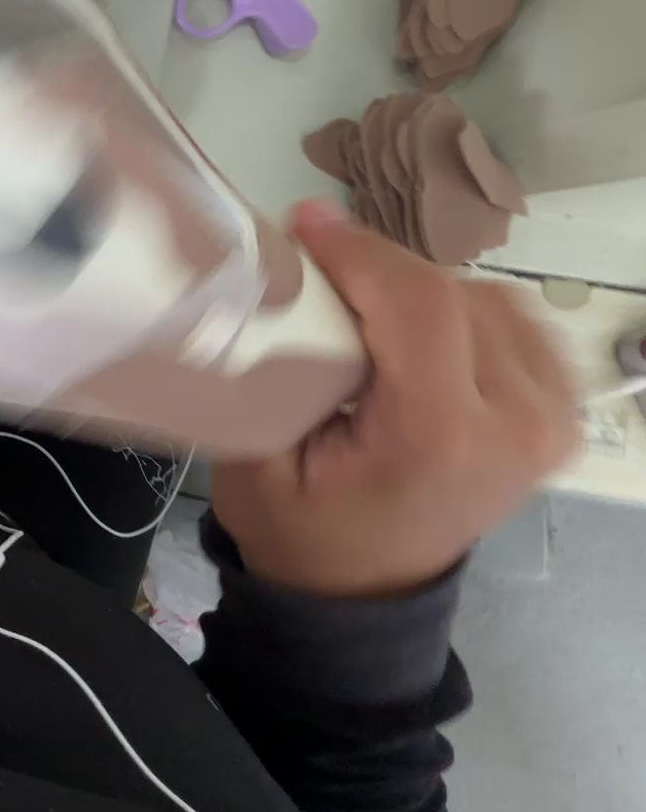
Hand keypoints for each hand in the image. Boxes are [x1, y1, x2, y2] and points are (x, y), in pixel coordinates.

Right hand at [212, 199, 577, 597]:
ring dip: (419, 284)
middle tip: (312, 264)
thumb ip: (271, 381)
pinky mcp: (556, 416)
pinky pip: (516, 328)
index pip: (418, 307)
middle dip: (380, 264)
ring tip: (354, 294)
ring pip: (496, 302)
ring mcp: (552, 418)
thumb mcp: (256, 462)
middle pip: (460, 294)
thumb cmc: (296, 530)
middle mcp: (519, 421)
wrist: (359, 589)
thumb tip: (269, 301)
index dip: (359, 250)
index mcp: (437, 435)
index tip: (302, 222)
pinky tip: (408, 323)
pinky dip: (458, 307)